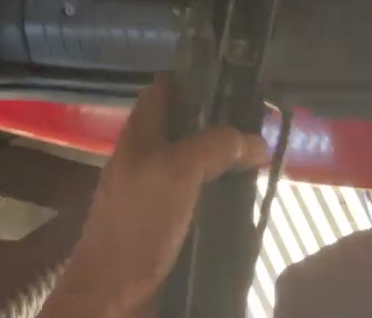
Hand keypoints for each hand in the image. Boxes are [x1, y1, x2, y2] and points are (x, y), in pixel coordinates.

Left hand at [43, 75, 271, 317]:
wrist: (109, 299)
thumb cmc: (138, 224)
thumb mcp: (180, 171)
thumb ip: (218, 145)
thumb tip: (257, 141)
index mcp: (141, 133)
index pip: (168, 86)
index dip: (197, 76)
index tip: (235, 78)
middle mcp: (146, 156)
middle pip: (186, 124)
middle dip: (221, 122)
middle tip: (260, 122)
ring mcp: (153, 192)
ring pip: (195, 162)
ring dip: (225, 160)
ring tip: (262, 159)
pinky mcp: (164, 225)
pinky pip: (198, 197)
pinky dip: (220, 194)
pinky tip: (245, 201)